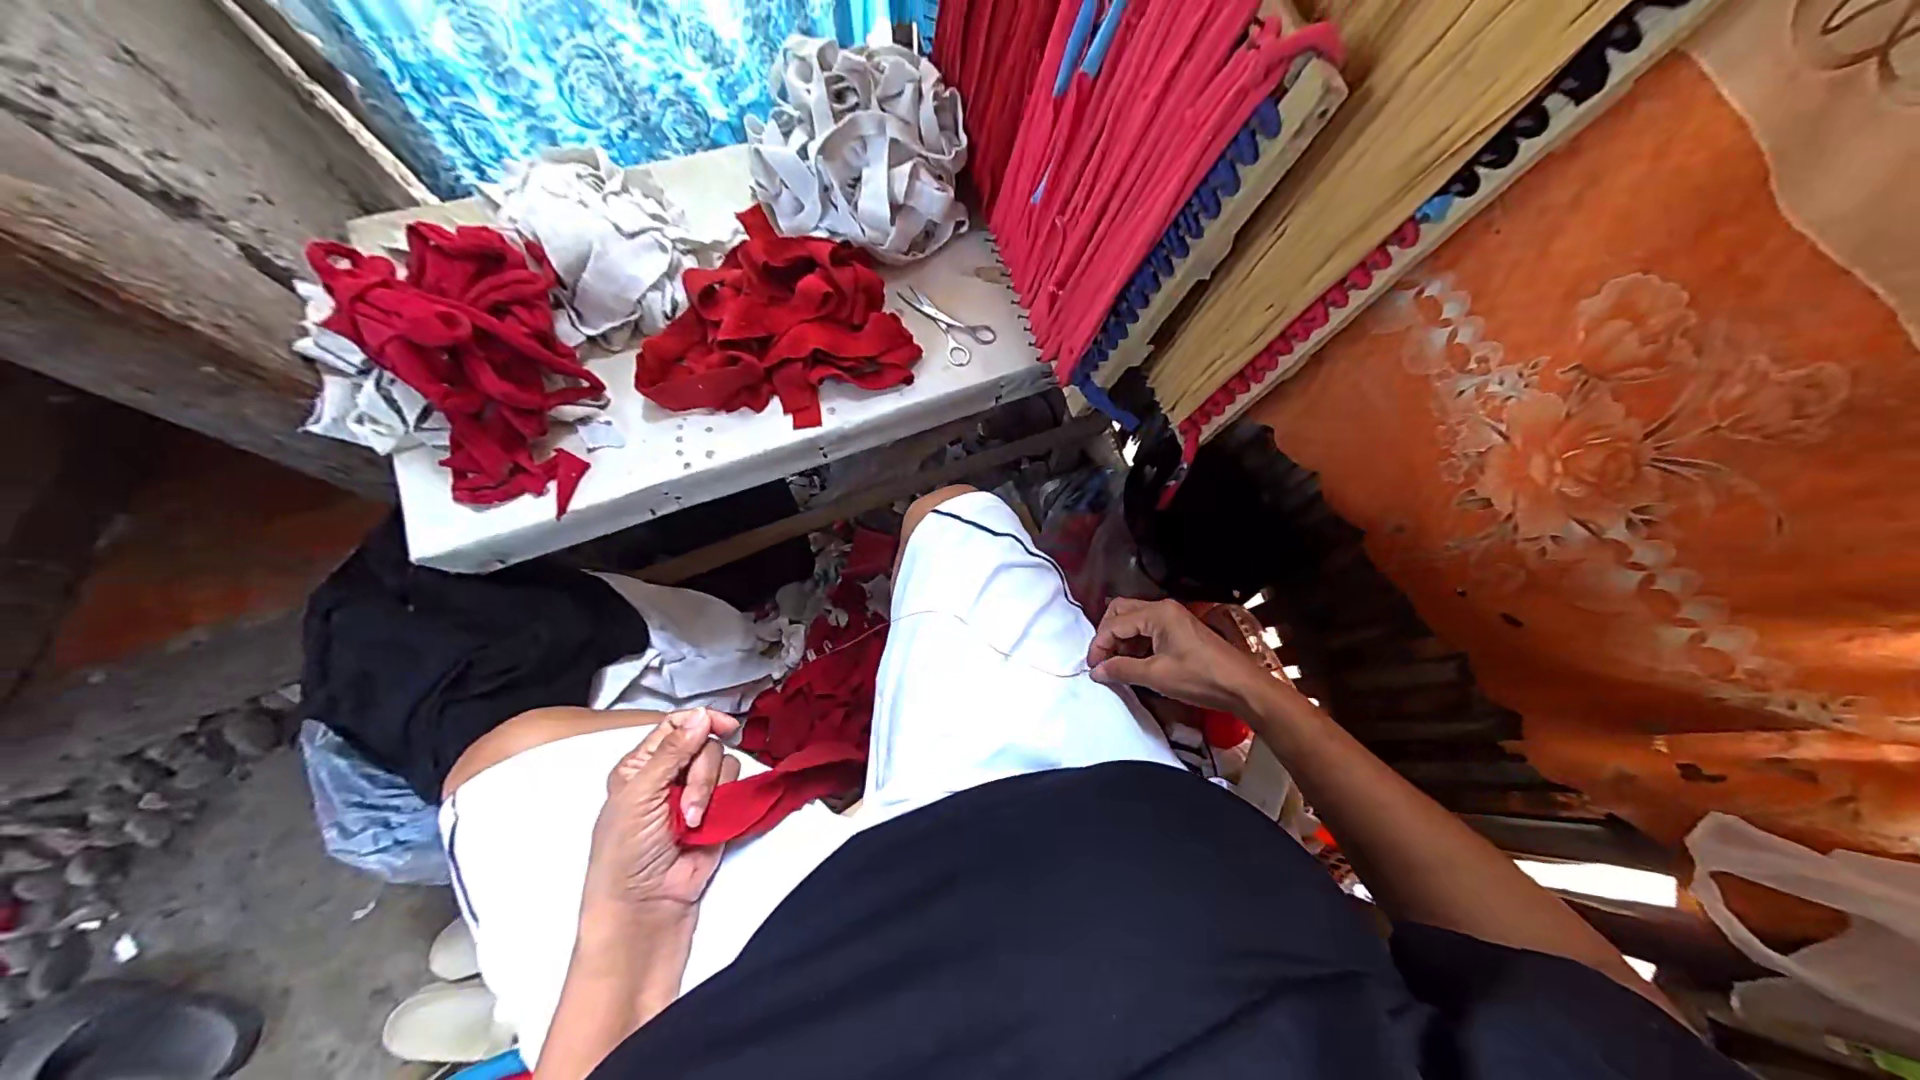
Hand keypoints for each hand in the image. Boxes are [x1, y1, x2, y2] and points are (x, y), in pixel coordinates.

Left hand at [581, 708, 741, 920]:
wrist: (646, 905)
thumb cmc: (625, 855)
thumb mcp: (639, 796)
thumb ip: (672, 752)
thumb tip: (702, 715)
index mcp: (642, 765)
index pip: (676, 725)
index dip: (700, 721)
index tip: (722, 726)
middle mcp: (671, 773)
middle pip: (706, 743)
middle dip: (701, 772)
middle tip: (686, 803)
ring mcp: (696, 792)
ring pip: (724, 763)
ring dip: (711, 790)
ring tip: (693, 820)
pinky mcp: (719, 810)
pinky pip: (736, 787)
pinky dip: (728, 800)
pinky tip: (712, 821)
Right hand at [1087, 597, 1269, 713]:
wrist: (1242, 688)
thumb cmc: (1201, 678)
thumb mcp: (1157, 676)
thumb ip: (1122, 670)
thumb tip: (1097, 671)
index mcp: (1157, 614)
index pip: (1115, 623)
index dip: (1099, 645)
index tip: (1093, 667)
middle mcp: (1163, 609)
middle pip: (1121, 612)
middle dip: (1107, 635)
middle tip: (1102, 661)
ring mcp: (1173, 618)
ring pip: (1133, 620)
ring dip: (1121, 640)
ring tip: (1116, 666)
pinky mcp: (1179, 630)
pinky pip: (1147, 629)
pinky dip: (1135, 644)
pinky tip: (1133, 663)